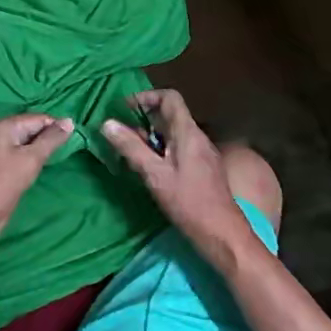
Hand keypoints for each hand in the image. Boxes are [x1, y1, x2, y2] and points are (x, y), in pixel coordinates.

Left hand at [0, 113, 73, 238]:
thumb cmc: (6, 180)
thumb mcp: (33, 157)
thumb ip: (52, 139)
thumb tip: (70, 121)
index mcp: (4, 125)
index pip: (37, 118)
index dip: (55, 126)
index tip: (72, 139)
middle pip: (30, 128)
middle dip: (48, 137)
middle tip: (65, 150)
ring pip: (25, 142)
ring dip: (40, 148)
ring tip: (54, 158)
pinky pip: (19, 154)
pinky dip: (31, 157)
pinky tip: (39, 166)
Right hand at [101, 90, 255, 258]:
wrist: (223, 234)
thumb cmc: (188, 202)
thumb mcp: (154, 175)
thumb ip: (131, 147)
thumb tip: (107, 123)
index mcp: (188, 132)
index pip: (170, 98)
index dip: (147, 97)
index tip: (125, 109)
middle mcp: (198, 137)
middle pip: (170, 115)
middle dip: (144, 119)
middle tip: (121, 133)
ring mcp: (203, 153)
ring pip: (174, 133)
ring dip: (151, 137)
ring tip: (131, 152)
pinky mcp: (204, 168)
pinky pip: (180, 148)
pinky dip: (162, 150)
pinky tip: (150, 169)